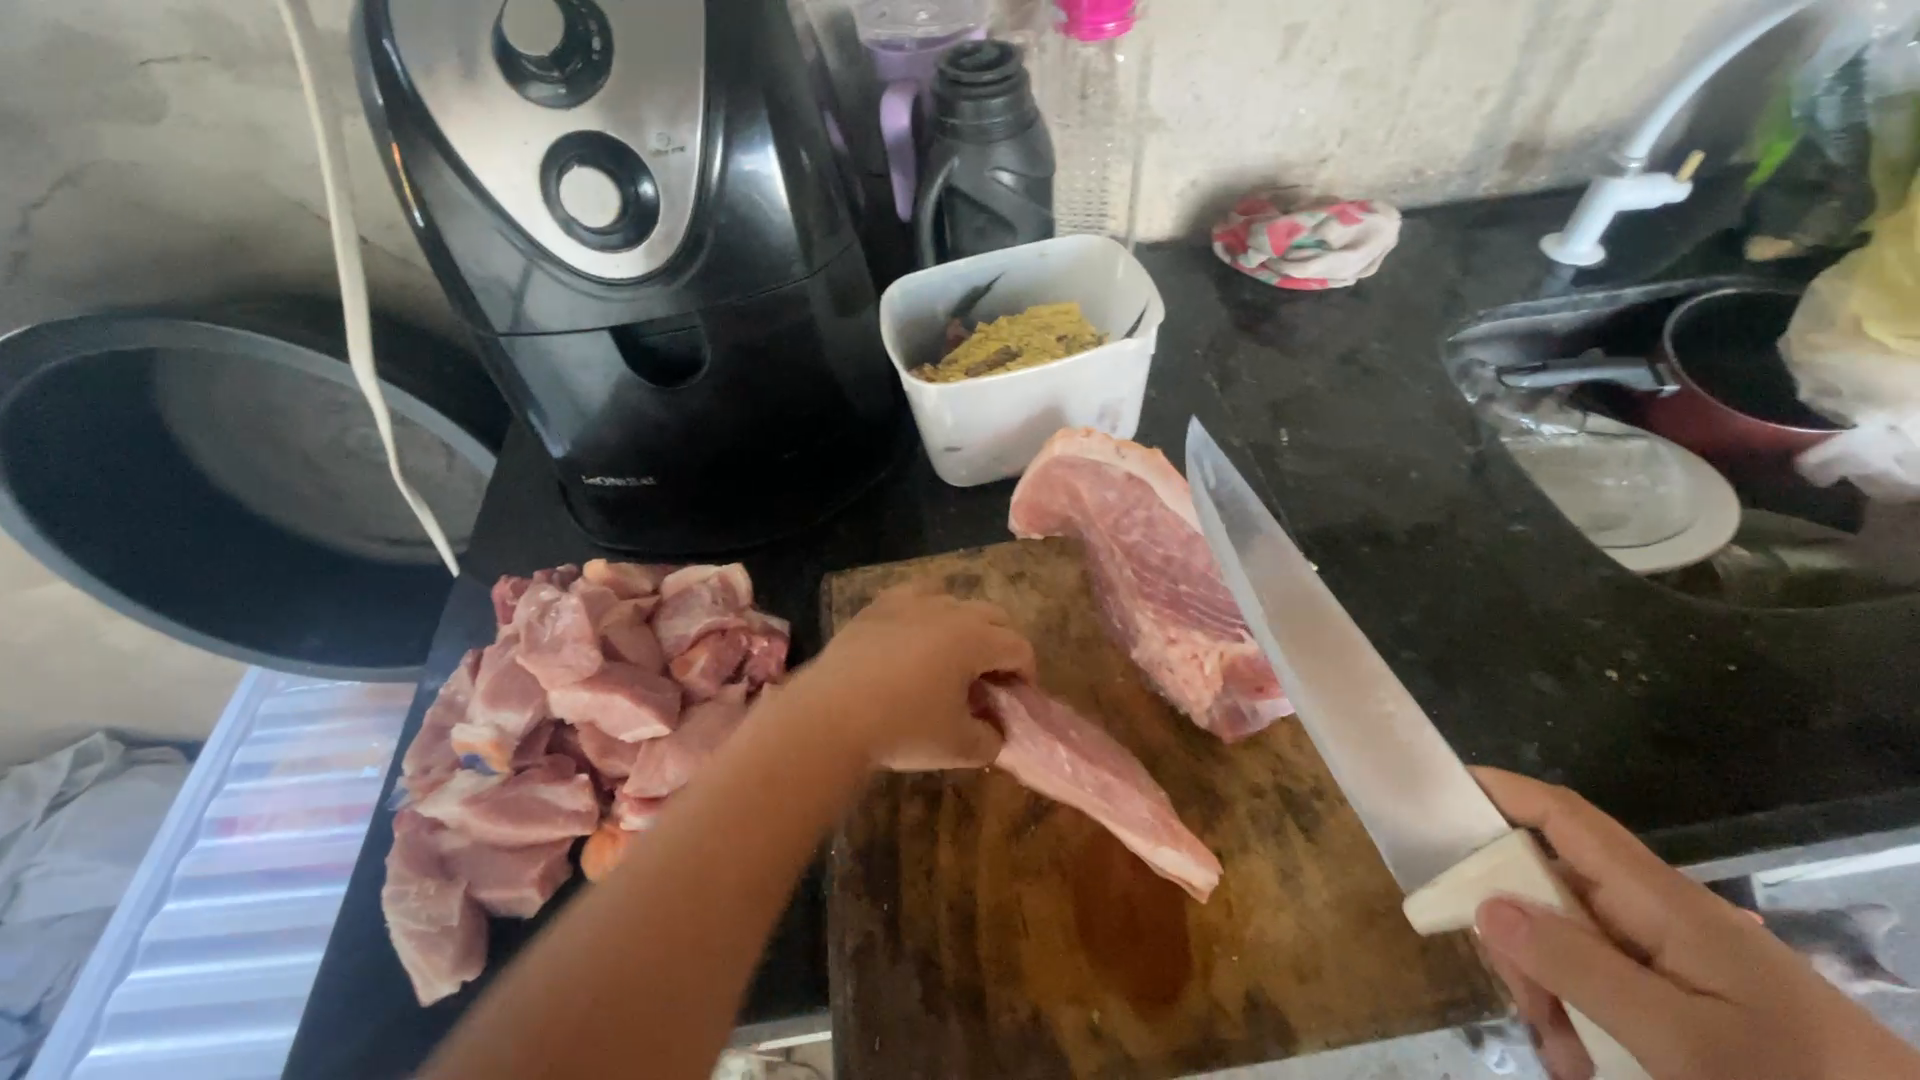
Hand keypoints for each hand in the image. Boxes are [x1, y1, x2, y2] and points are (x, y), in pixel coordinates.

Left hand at [787, 582, 1034, 771]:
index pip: (1019, 647)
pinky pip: (914, 597)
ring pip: (954, 601)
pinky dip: (926, 613)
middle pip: (994, 616)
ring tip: (952, 660)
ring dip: (965, 627)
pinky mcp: (876, 607)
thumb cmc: (903, 730)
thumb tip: (996, 732)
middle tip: (989, 682)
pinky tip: (915, 640)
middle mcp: (948, 611)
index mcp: (975, 639)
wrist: (829, 718)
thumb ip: (991, 739)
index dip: (1026, 675)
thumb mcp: (959, 747)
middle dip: (1001, 646)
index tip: (1016, 701)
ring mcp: (909, 603)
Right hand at [1469, 767, 1919, 1079]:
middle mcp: (1659, 916)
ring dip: (1550, 994)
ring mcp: (1670, 958)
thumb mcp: (1678, 1038)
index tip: (1442, 788)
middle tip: (1529, 1007)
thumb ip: (1578, 967)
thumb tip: (1487, 904)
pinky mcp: (1682, 996)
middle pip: (1550, 889)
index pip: (1566, 818)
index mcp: (1662, 902)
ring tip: (1572, 1059)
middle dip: (1518, 939)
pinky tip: (1591, 1063)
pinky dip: (1581, 1021)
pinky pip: (1601, 985)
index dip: (1503, 791)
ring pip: (1567, 944)